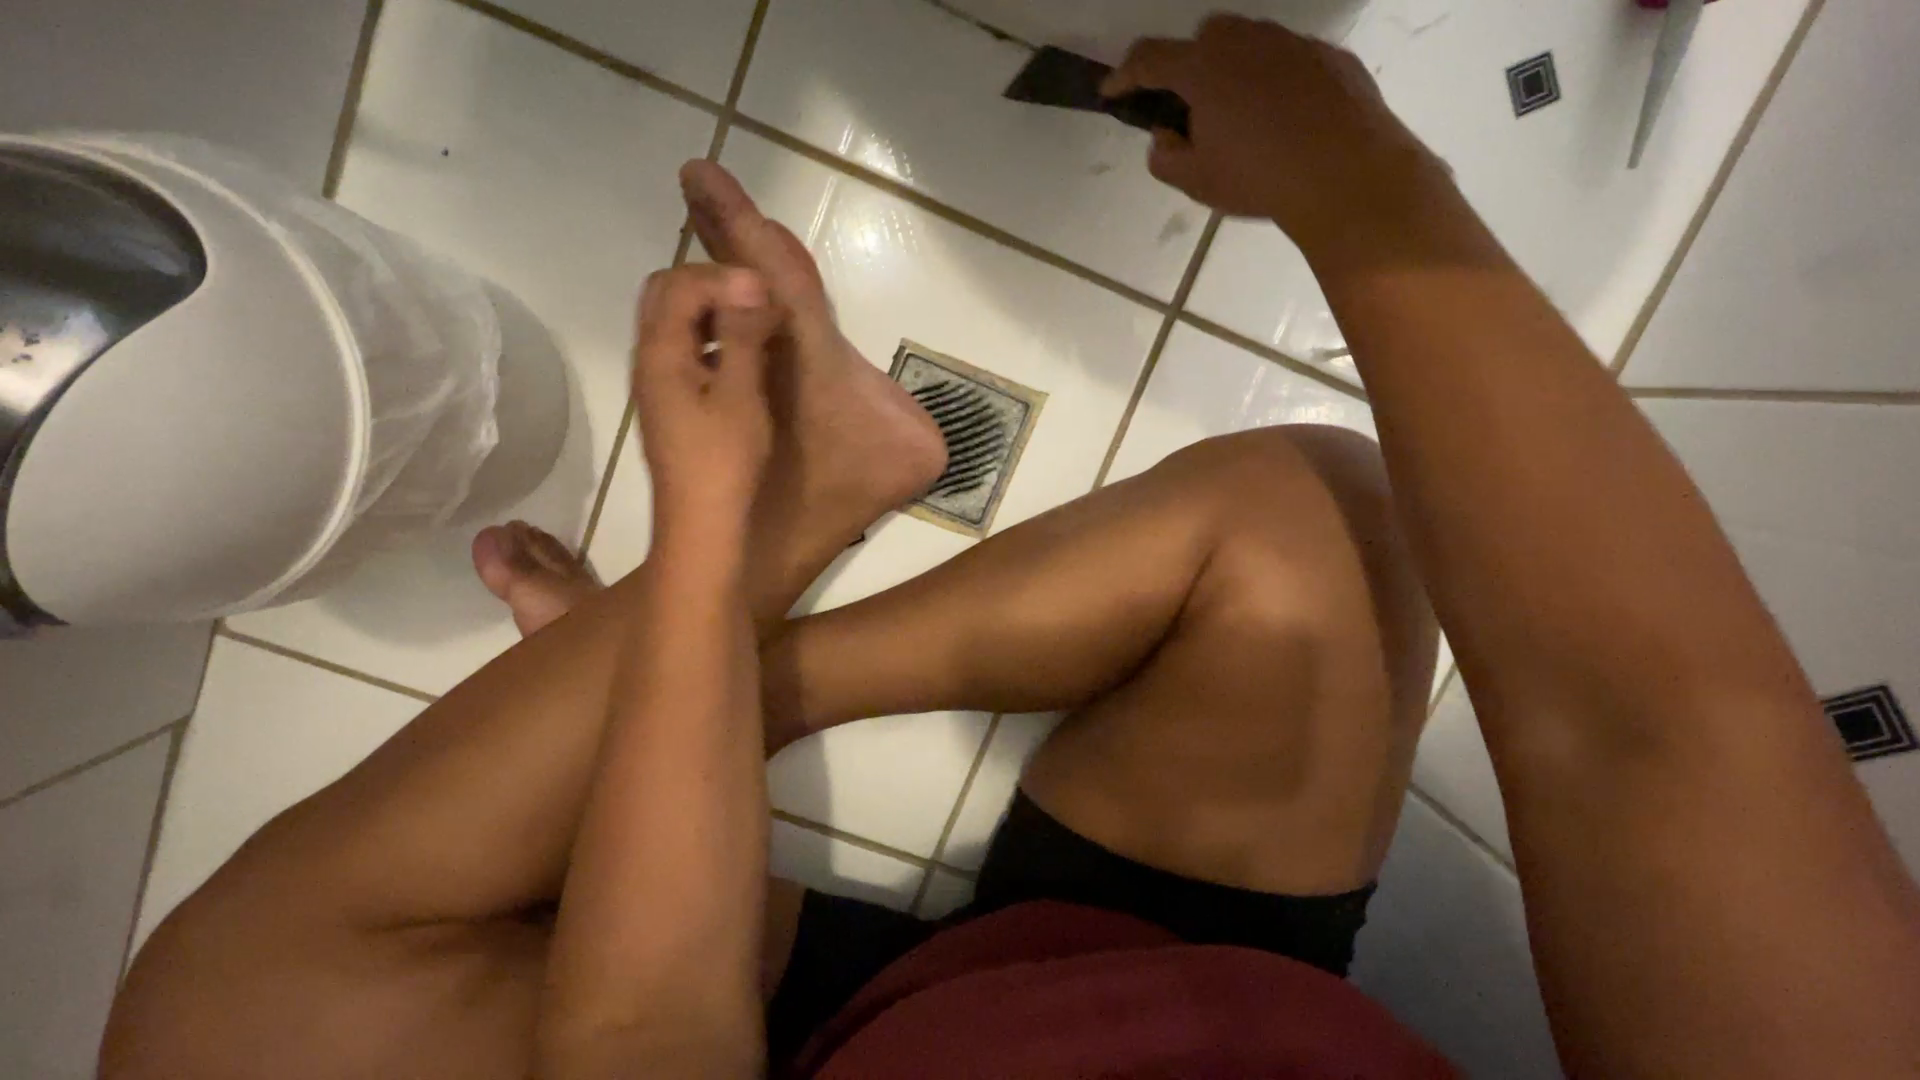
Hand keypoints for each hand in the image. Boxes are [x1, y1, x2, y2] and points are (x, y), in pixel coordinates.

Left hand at [632, 265, 779, 550]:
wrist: (701, 525)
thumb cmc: (724, 462)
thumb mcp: (741, 395)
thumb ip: (743, 335)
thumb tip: (750, 281)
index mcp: (660, 353)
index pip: (679, 284)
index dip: (722, 278)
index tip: (766, 295)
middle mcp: (649, 361)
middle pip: (665, 296)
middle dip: (711, 286)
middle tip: (757, 302)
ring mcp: (656, 384)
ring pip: (673, 323)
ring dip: (711, 312)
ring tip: (756, 325)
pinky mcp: (671, 405)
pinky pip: (684, 351)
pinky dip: (711, 340)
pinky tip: (744, 361)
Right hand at [1105, 16, 1469, 264]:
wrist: (1346, 173)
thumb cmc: (1259, 178)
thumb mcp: (1196, 181)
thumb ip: (1165, 156)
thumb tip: (1164, 136)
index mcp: (1203, 69)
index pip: (1150, 59)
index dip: (1124, 74)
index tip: (1112, 90)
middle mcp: (1246, 42)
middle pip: (1206, 36)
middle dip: (1190, 63)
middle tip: (1192, 106)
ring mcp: (1292, 43)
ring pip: (1252, 42)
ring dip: (1236, 69)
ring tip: (1242, 116)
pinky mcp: (1330, 56)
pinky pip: (1291, 60)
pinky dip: (1278, 81)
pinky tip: (1286, 120)